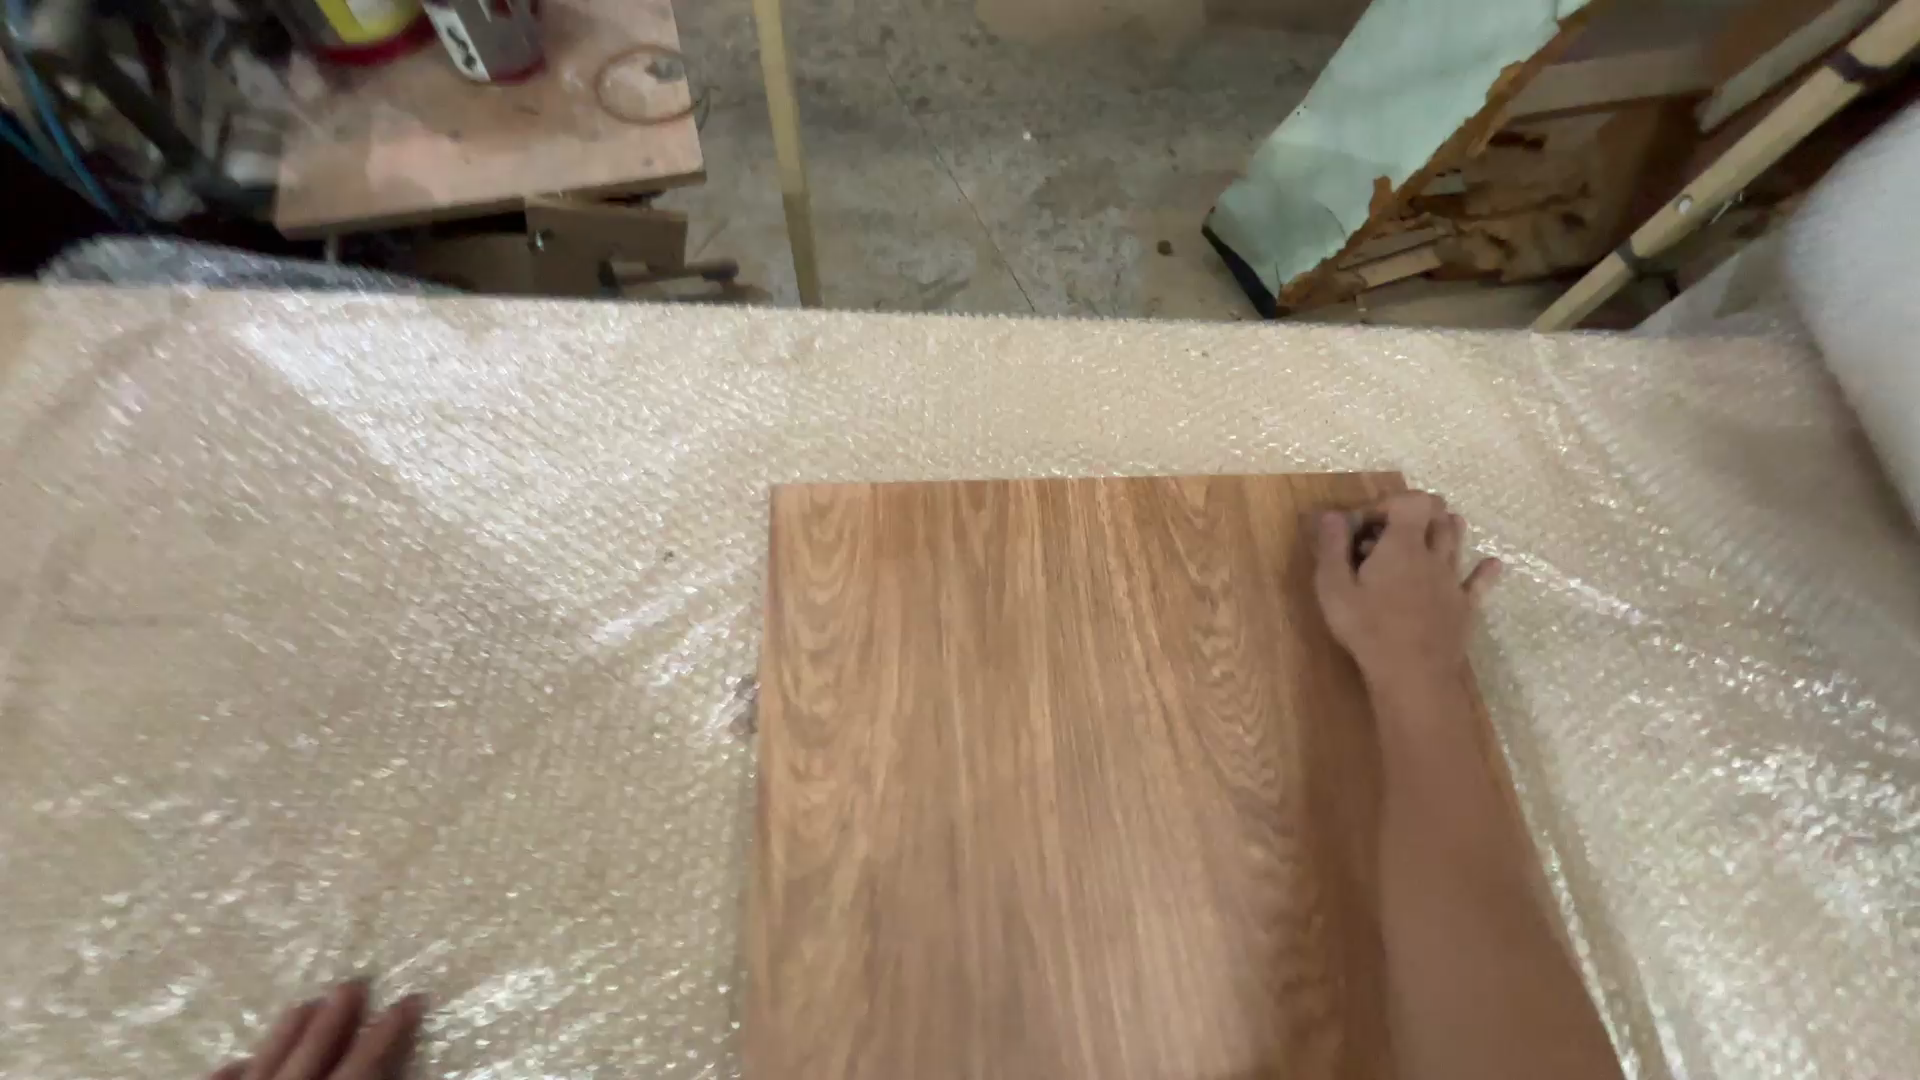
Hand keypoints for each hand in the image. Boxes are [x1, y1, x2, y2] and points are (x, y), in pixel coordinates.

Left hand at [209, 979, 424, 1079]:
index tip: (412, 998)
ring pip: (266, 1063)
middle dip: (335, 1016)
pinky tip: (235, 1060)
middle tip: (353, 982)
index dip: (392, 1027)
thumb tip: (419, 1067)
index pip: (367, 1058)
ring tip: (303, 1003)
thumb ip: (382, 1079)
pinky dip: (227, 1075)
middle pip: (314, 1050)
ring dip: (286, 1034)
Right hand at [1312, 491, 1500, 689]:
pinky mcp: (1466, 606)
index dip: (1389, 503)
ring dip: (1443, 531)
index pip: (1412, 501)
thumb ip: (1332, 547)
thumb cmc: (1366, 627)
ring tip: (1422, 540)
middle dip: (1413, 515)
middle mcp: (1433, 556)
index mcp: (1402, 546)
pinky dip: (1484, 569)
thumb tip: (1331, 514)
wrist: (1413, 673)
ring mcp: (1453, 581)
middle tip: (1385, 534)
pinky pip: (1480, 581)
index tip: (1364, 526)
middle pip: (1438, 516)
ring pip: (1457, 541)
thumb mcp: (1333, 587)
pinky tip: (1490, 564)